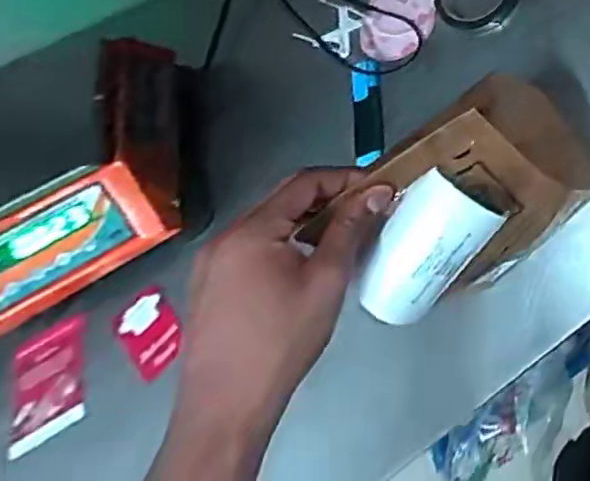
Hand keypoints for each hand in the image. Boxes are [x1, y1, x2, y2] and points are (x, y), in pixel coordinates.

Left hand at [149, 169, 391, 480]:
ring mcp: (212, 264)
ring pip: (270, 221)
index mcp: (250, 233)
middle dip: (330, 195)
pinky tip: (310, 258)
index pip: (305, 182)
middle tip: (367, 206)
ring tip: (345, 231)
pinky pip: (255, 244)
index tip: (378, 189)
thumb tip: (377, 191)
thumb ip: (350, 227)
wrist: (225, 410)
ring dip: (309, 217)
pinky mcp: (211, 285)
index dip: (346, 178)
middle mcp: (224, 240)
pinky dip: (288, 238)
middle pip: (285, 198)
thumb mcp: (327, 278)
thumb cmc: (282, 340)